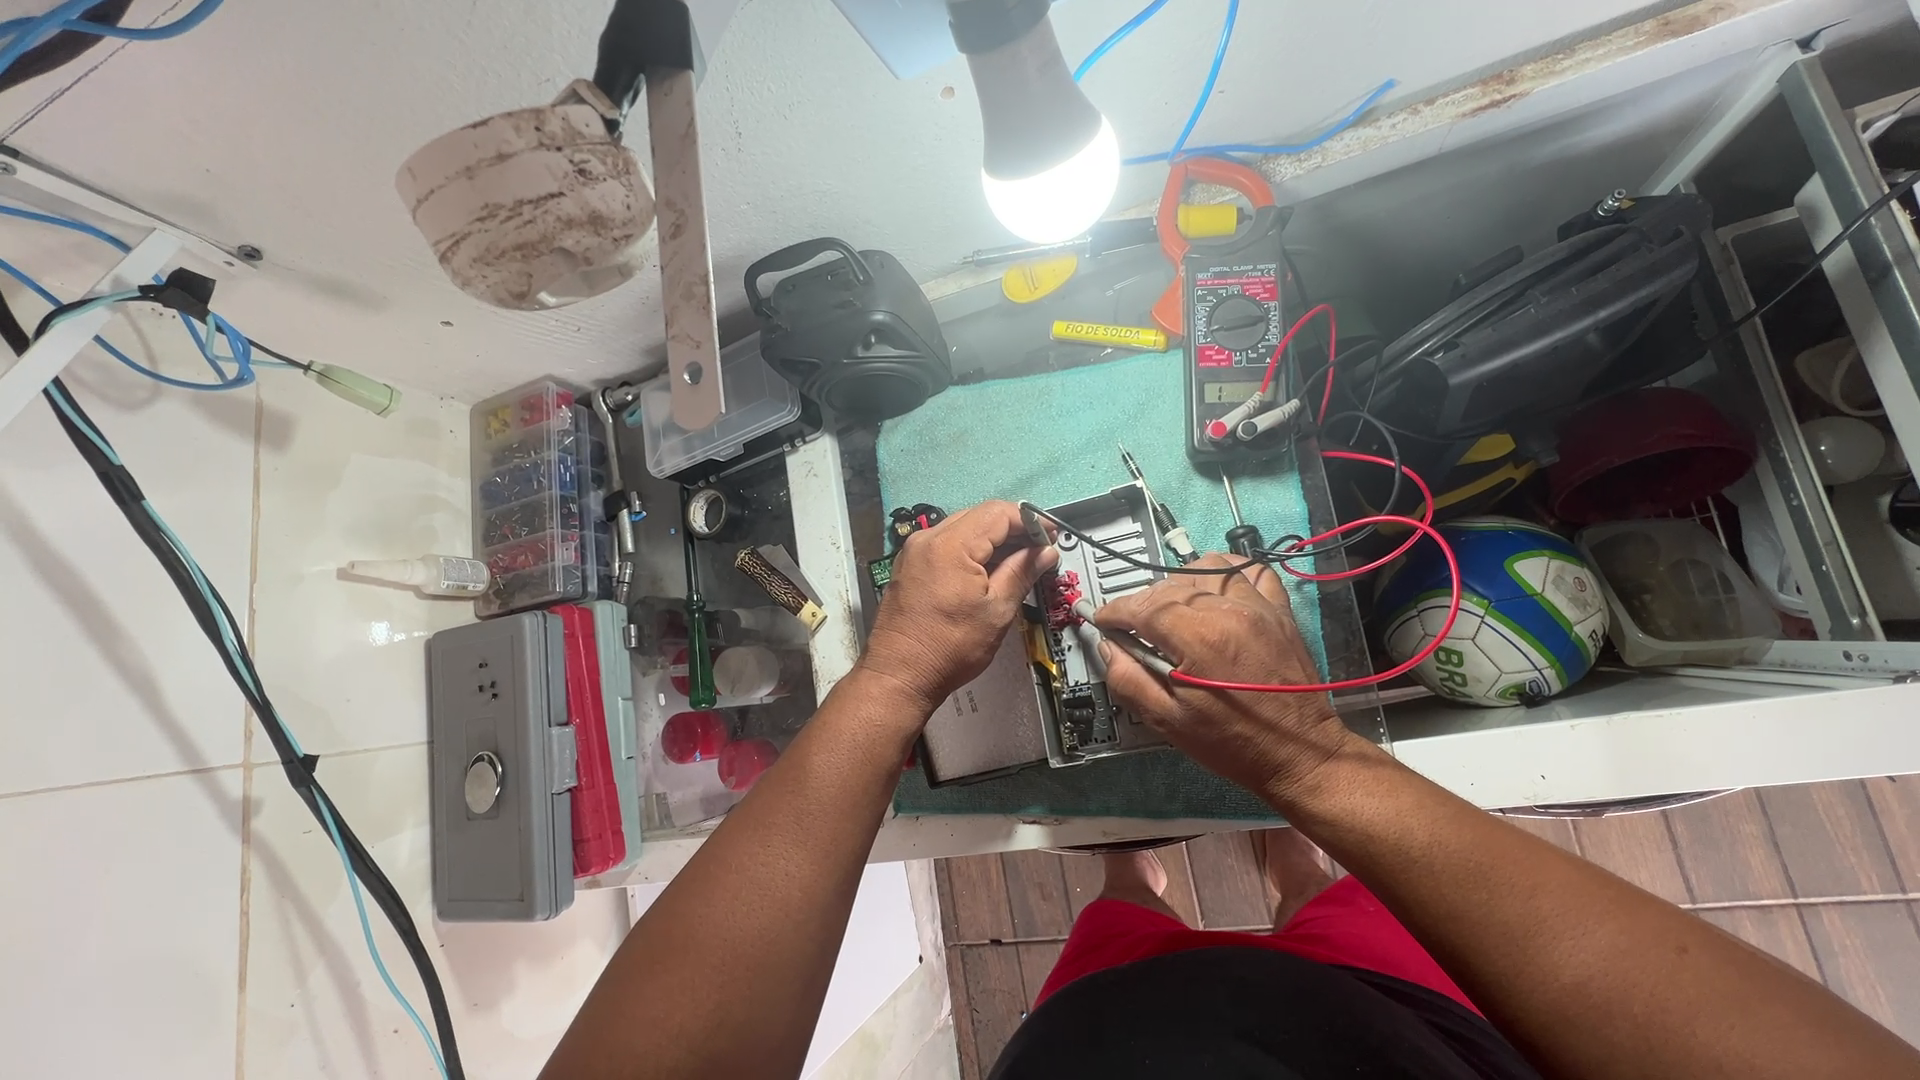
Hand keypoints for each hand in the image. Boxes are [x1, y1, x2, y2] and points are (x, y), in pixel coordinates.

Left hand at [857, 501, 1058, 715]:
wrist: (899, 675)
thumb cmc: (949, 647)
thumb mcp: (997, 610)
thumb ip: (1022, 572)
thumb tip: (1046, 552)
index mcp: (950, 545)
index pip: (998, 512)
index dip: (1029, 520)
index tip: (1051, 535)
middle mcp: (928, 539)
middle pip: (979, 516)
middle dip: (1012, 529)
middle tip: (1038, 551)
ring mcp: (914, 551)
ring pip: (962, 529)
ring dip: (992, 540)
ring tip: (1018, 563)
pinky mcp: (909, 566)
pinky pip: (946, 545)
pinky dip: (970, 551)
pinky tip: (988, 572)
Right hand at [1095, 554, 1353, 796]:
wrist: (1302, 755)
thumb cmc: (1233, 744)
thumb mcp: (1168, 722)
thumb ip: (1129, 680)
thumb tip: (1106, 647)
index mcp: (1197, 638)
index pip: (1142, 606)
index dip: (1114, 611)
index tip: (1101, 621)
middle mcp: (1227, 610)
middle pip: (1168, 587)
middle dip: (1141, 603)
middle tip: (1133, 629)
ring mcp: (1258, 605)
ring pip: (1206, 569)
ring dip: (1180, 583)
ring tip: (1173, 609)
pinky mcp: (1279, 610)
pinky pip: (1251, 570)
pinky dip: (1227, 572)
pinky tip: (1214, 589)